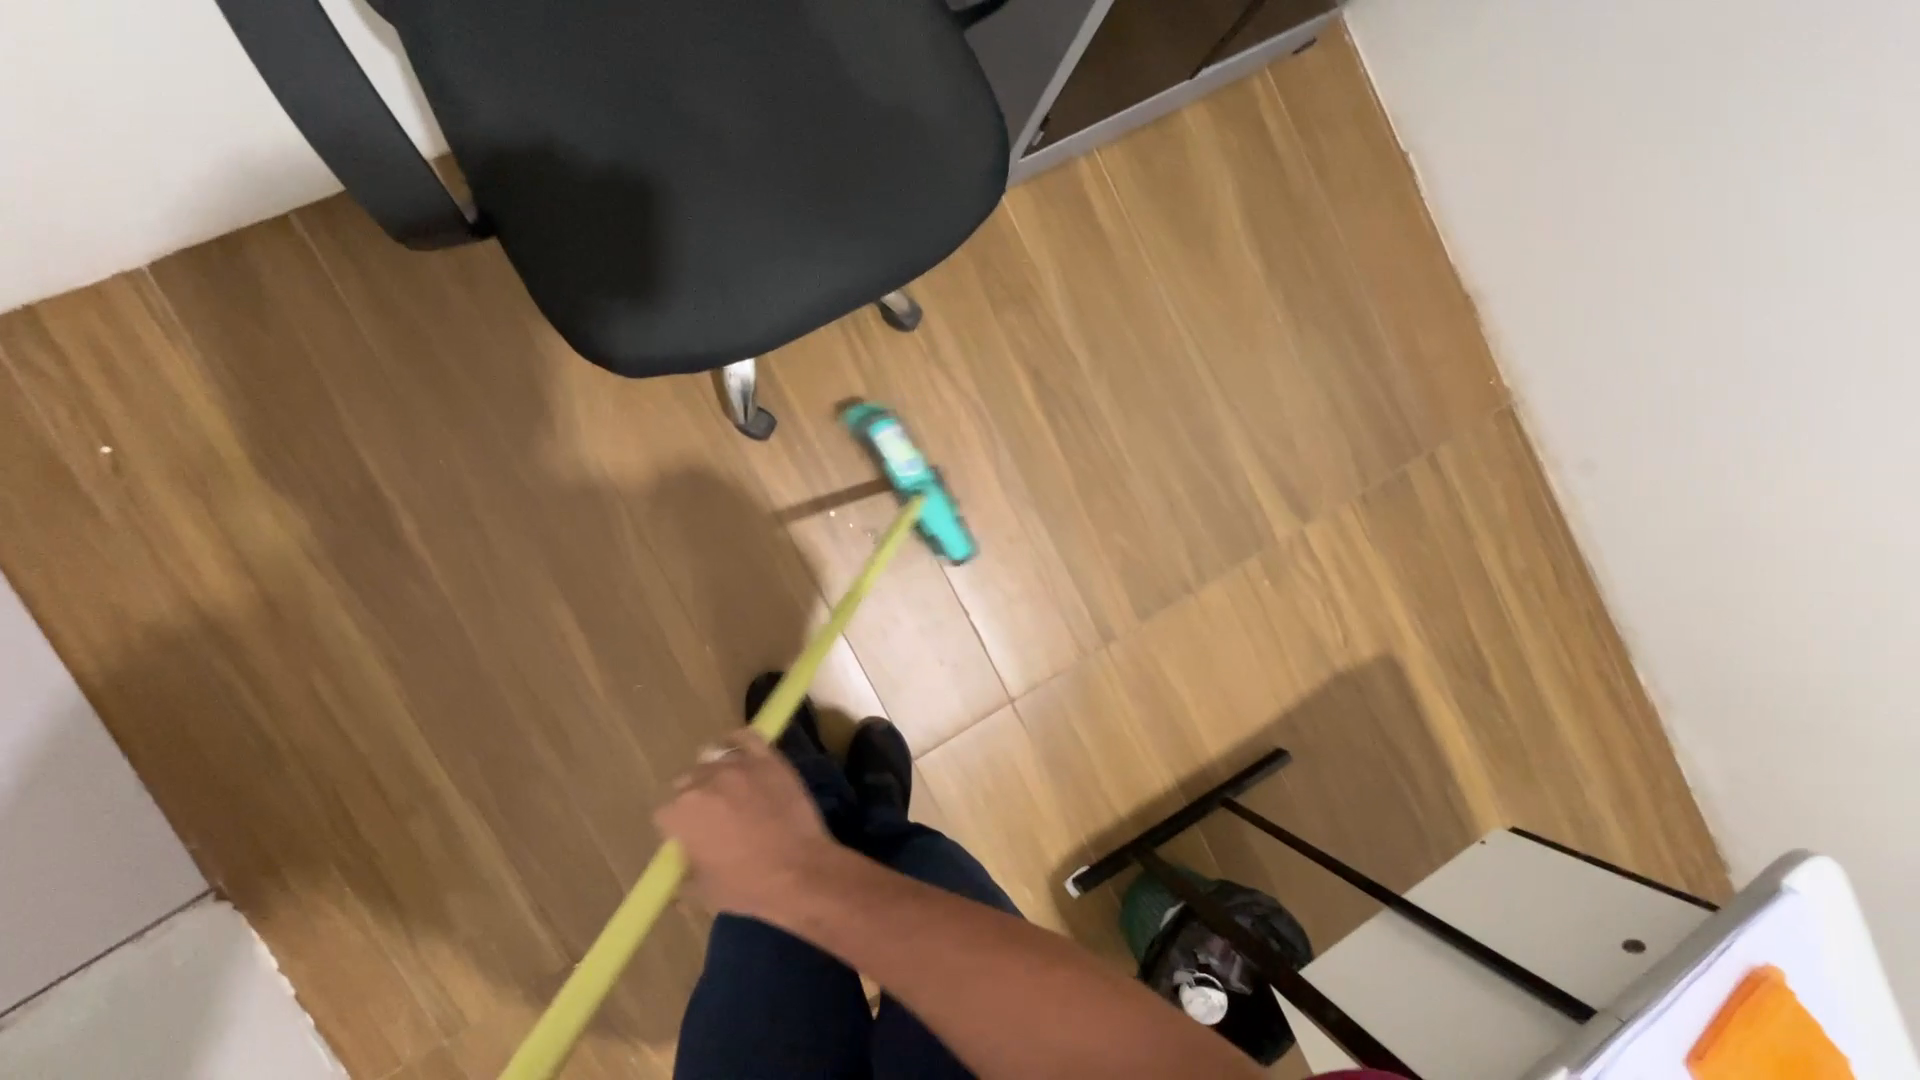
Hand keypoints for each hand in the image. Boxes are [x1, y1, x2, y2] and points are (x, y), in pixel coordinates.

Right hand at [655, 731, 837, 924]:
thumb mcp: (702, 890)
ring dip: (715, 774)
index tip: (692, 840)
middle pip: (687, 783)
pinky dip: (738, 741)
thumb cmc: (748, 886)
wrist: (801, 871)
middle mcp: (704, 782)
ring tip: (731, 791)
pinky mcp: (767, 759)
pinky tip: (739, 752)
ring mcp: (738, 766)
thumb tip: (684, 860)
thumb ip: (685, 868)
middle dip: (696, 800)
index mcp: (680, 814)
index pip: (665, 814)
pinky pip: (746, 737)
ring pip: (713, 760)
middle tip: (716, 820)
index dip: (678, 829)